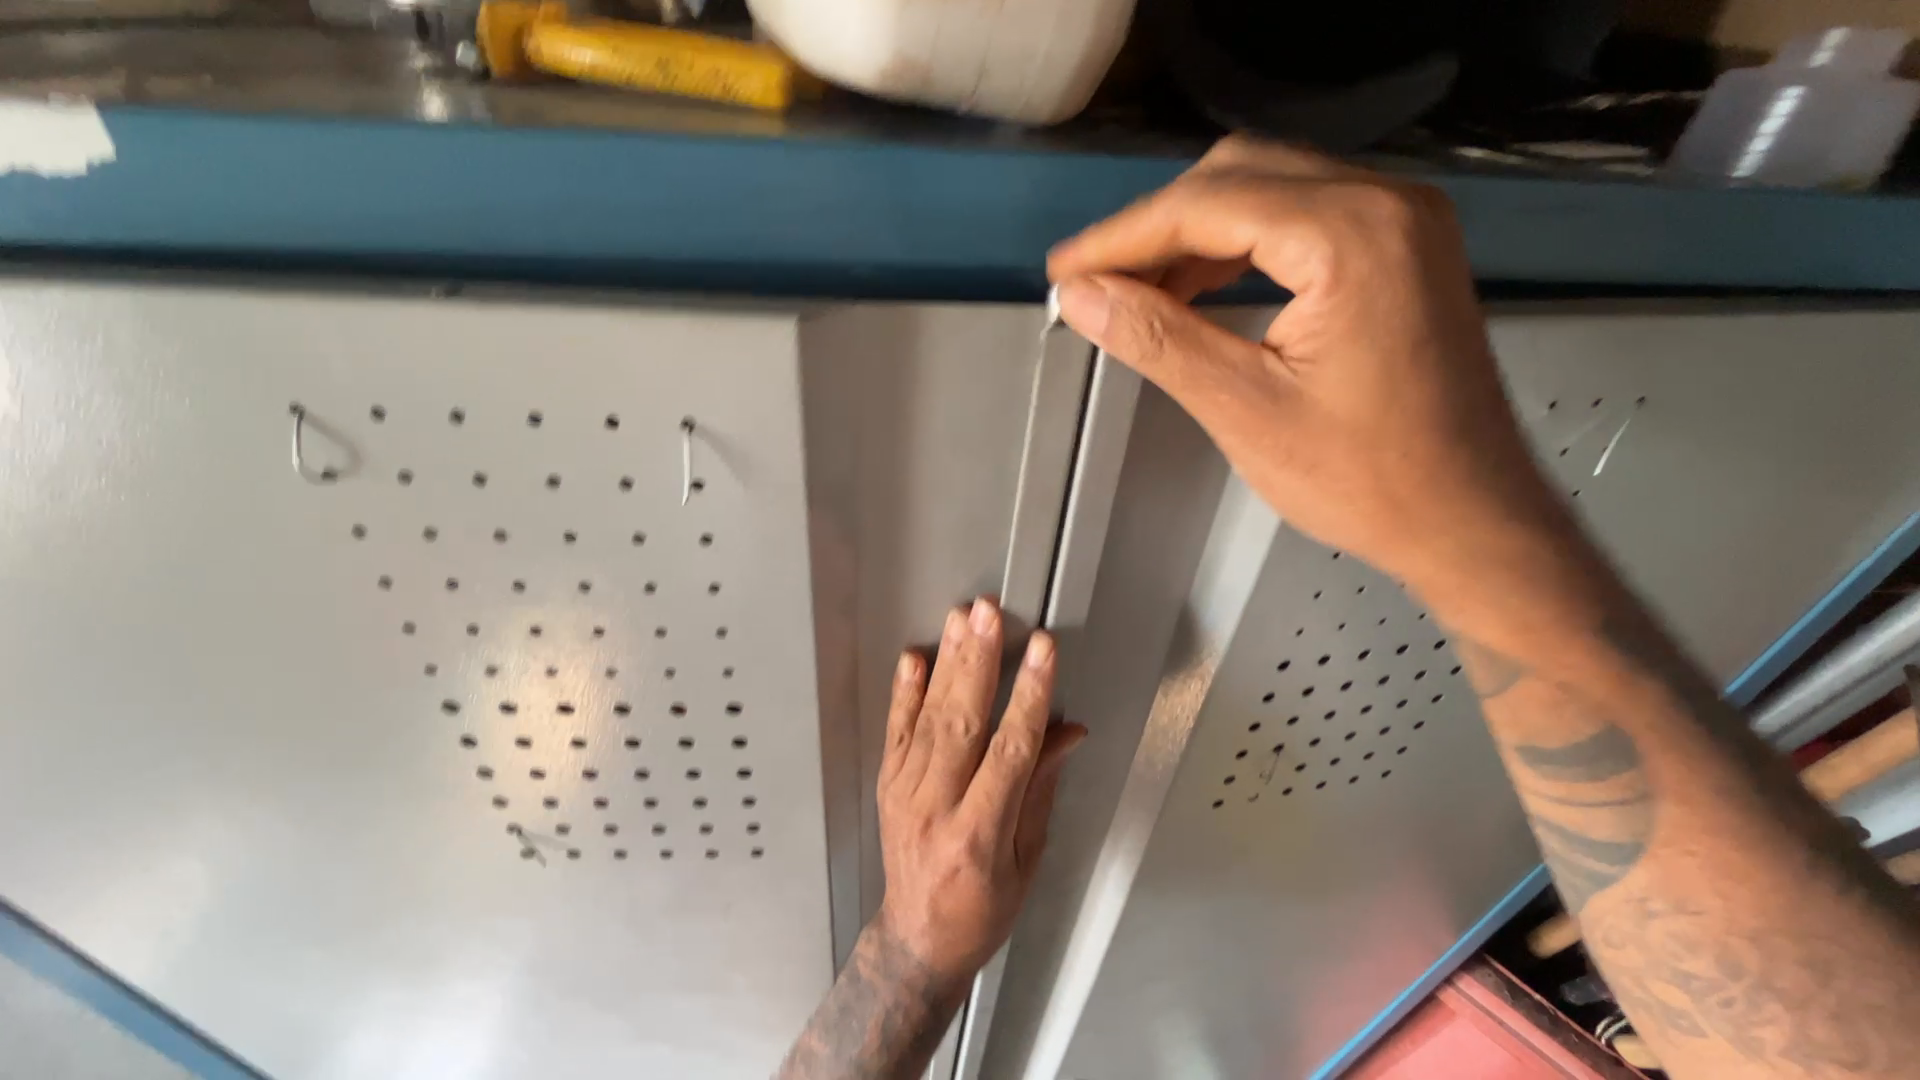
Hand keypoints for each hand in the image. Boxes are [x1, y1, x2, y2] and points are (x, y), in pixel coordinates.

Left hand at [874, 597, 1086, 984]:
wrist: (918, 938)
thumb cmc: (981, 909)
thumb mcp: (1027, 859)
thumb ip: (1041, 788)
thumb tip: (1067, 729)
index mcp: (979, 833)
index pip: (1011, 750)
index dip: (1030, 696)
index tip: (1043, 653)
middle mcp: (936, 807)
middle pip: (961, 723)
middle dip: (979, 661)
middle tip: (990, 615)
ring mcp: (904, 793)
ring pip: (928, 718)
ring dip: (948, 663)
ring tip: (962, 620)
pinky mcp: (887, 784)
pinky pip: (895, 730)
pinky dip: (904, 691)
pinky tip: (915, 658)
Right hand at [1047, 137, 1563, 591]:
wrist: (1470, 518)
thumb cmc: (1364, 479)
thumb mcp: (1244, 410)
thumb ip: (1158, 339)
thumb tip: (1079, 295)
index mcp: (1351, 234)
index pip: (1206, 204)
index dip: (1121, 237)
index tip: (1061, 271)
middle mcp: (1385, 201)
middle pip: (1237, 175)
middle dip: (1155, 226)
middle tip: (1095, 280)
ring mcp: (1402, 219)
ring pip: (1268, 190)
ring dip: (1194, 233)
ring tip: (1134, 289)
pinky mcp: (1402, 247)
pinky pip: (1301, 219)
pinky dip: (1239, 246)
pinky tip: (1197, 287)